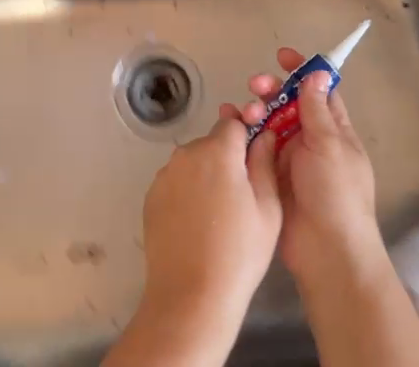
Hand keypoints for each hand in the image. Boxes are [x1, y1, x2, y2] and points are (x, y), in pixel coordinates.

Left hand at [105, 105, 280, 365]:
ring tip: (217, 214)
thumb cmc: (240, 252)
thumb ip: (265, 163)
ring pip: (192, 163)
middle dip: (226, 158)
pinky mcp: (150, 197)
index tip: (254, 158)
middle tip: (240, 195)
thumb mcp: (268, 209)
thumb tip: (263, 135)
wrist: (191, 295)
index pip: (233, 122)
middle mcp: (186, 154)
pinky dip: (186, 193)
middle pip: (211, 142)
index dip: (245, 136)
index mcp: (218, 151)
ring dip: (205, 175)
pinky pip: (176, 182)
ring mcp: (164, 175)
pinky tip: (196, 223)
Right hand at [243, 49, 386, 289]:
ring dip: (254, 110)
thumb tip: (317, 72)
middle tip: (255, 86)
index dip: (302, 71)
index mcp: (334, 130)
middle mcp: (311, 140)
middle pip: (287, 104)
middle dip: (271, 90)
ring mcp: (288, 159)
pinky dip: (241, 133)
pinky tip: (227, 124)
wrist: (326, 251)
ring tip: (242, 111)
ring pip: (267, 123)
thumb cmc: (336, 193)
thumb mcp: (329, 146)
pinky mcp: (268, 176)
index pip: (318, 90)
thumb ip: (317, 109)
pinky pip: (253, 147)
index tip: (282, 56)